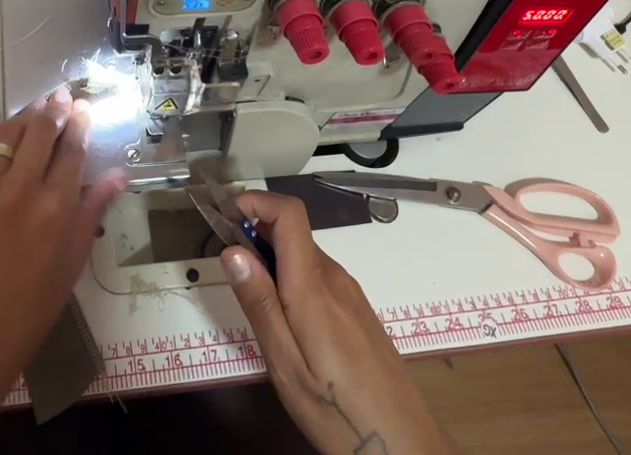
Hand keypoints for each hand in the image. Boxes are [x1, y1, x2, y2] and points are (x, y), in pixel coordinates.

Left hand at [0, 87, 123, 448]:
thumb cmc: (31, 310)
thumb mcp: (71, 263)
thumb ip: (92, 211)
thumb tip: (120, 176)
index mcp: (56, 210)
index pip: (72, 150)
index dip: (80, 124)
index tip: (85, 108)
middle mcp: (22, 191)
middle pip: (41, 133)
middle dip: (55, 109)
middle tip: (64, 95)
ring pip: (9, 135)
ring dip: (27, 115)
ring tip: (41, 103)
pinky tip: (6, 128)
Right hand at [223, 191, 458, 454]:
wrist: (404, 444)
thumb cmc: (338, 408)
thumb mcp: (285, 364)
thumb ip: (260, 303)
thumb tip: (232, 250)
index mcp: (314, 286)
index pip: (290, 214)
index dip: (256, 200)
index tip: (225, 214)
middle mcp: (335, 277)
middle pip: (292, 232)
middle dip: (254, 233)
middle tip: (227, 265)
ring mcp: (350, 292)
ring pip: (303, 255)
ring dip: (272, 258)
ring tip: (251, 298)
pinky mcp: (357, 309)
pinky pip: (317, 276)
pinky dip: (291, 277)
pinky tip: (284, 318)